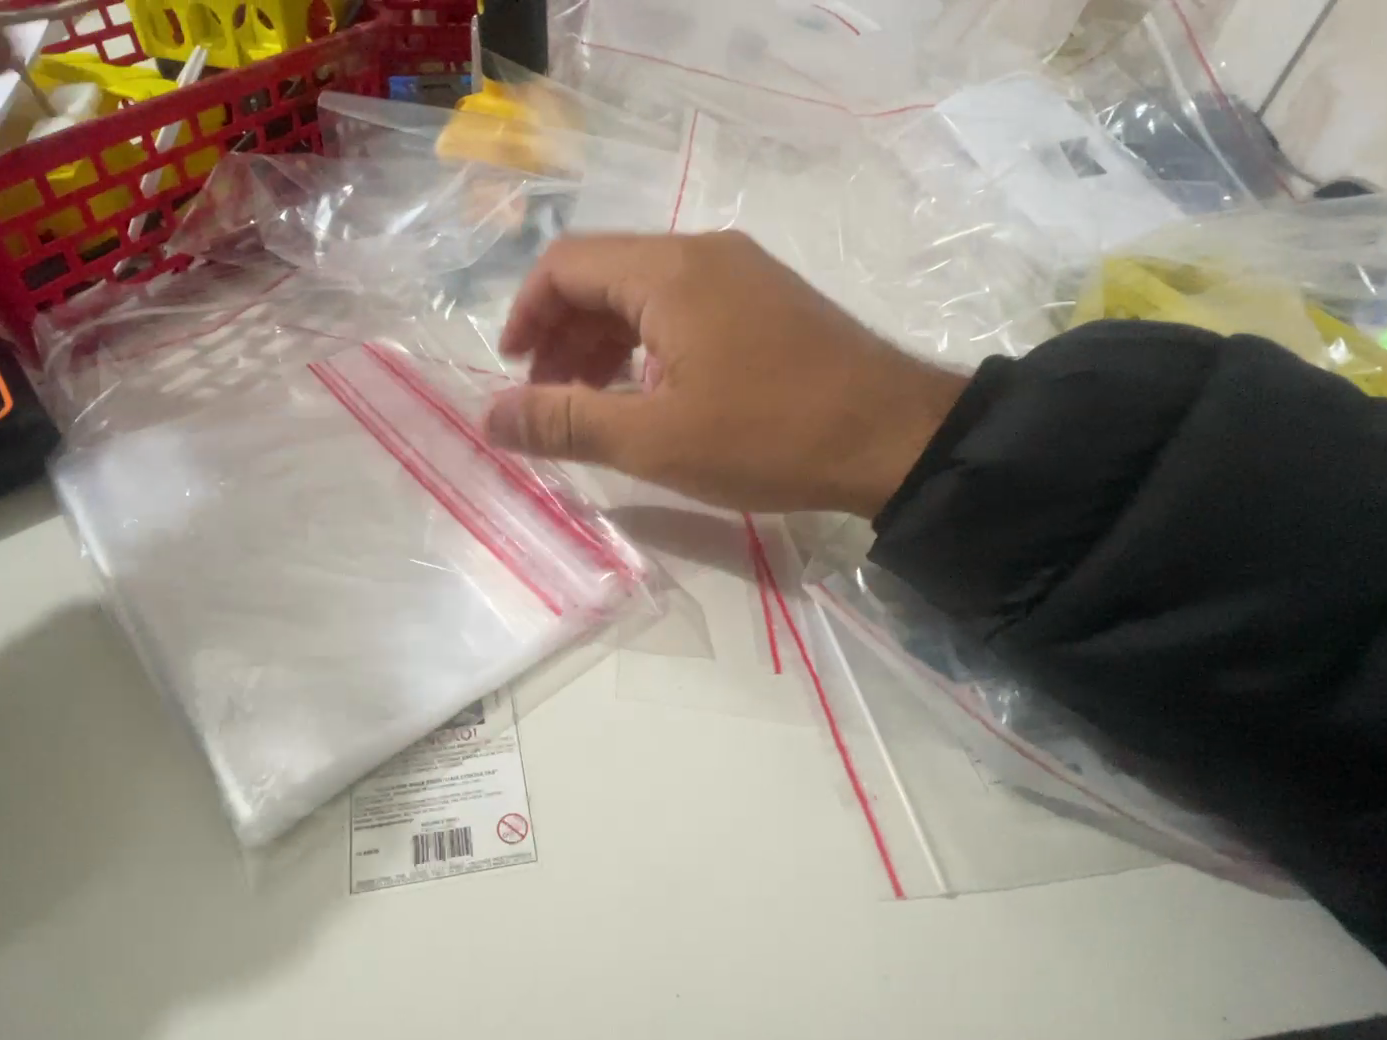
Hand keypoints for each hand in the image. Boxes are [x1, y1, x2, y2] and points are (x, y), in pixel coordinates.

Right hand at [488, 231, 969, 515]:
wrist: (897, 439)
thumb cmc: (769, 436)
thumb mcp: (654, 439)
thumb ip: (564, 422)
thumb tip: (489, 416)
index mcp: (669, 270)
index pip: (566, 264)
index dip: (526, 315)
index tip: (513, 371)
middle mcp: (703, 253)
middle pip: (603, 276)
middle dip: (562, 336)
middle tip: (549, 401)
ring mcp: (741, 273)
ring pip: (644, 295)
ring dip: (604, 345)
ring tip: (592, 407)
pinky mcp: (767, 301)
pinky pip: (684, 309)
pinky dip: (648, 347)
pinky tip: (650, 396)